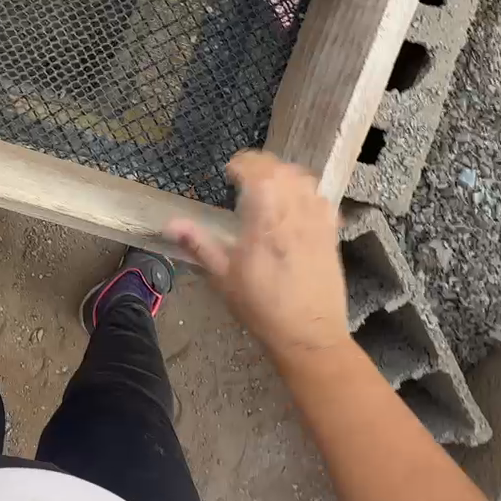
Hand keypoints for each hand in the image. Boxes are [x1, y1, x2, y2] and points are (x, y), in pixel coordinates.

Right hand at [166, 150, 349, 368]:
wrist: (309, 336)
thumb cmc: (261, 307)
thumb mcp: (223, 276)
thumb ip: (198, 244)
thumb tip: (169, 223)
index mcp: (264, 222)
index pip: (258, 173)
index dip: (242, 164)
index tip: (229, 173)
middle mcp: (293, 215)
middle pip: (281, 170)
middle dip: (261, 164)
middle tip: (244, 175)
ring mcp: (316, 224)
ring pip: (304, 180)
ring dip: (284, 174)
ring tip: (269, 184)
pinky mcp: (331, 235)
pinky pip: (322, 198)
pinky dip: (306, 191)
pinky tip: (295, 203)